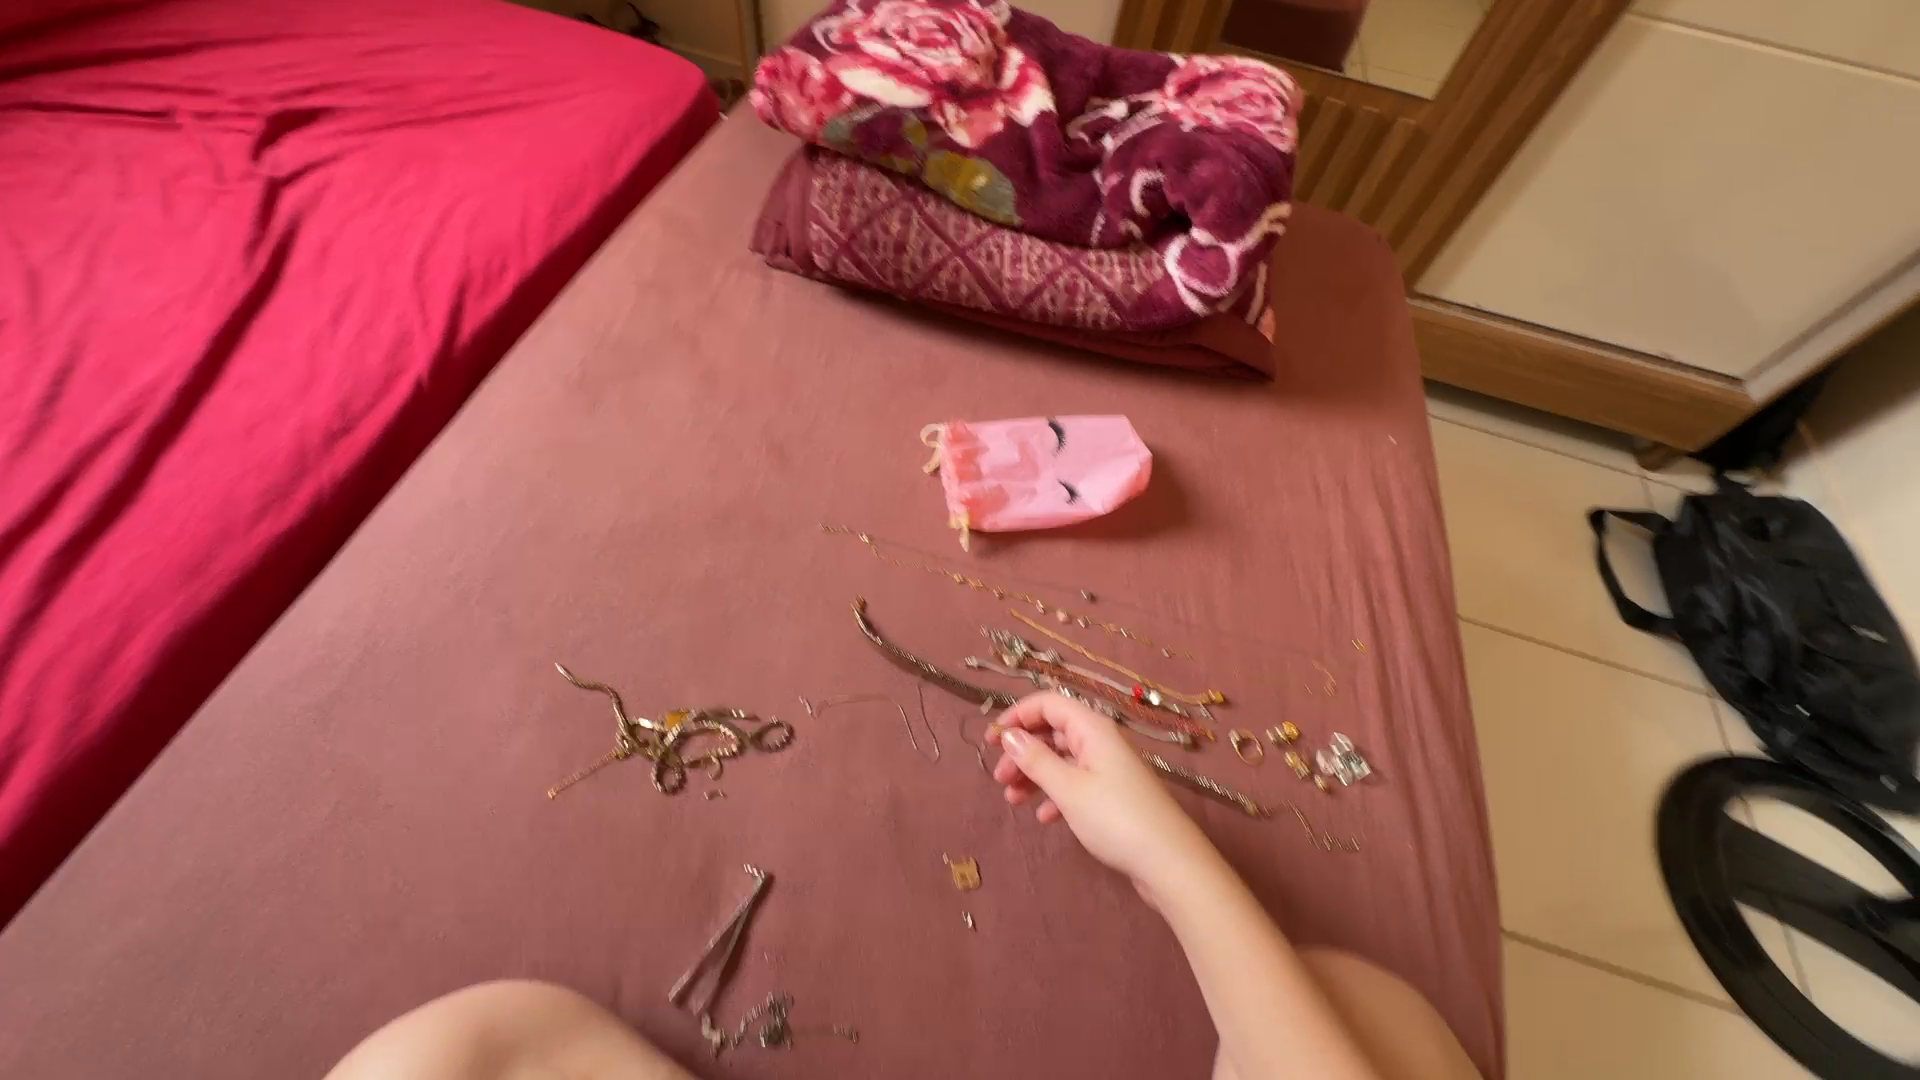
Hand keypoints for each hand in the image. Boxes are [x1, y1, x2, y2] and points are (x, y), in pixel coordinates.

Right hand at [988, 692, 1214, 896]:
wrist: (1170, 863)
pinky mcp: (1113, 795)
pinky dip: (1055, 795)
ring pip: (1062, 760)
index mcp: (1092, 728)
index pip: (1048, 703)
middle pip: (1053, 732)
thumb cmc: (1115, 818)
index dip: (1017, 715)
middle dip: (1023, 750)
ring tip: (1012, 800)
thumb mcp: (1068, 788)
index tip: (992, 740)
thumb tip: (1009, 736)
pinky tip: (1044, 818)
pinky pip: (1076, 783)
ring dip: (1034, 775)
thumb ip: (1035, 759)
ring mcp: (1108, 768)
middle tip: (999, 777)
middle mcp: (1101, 741)